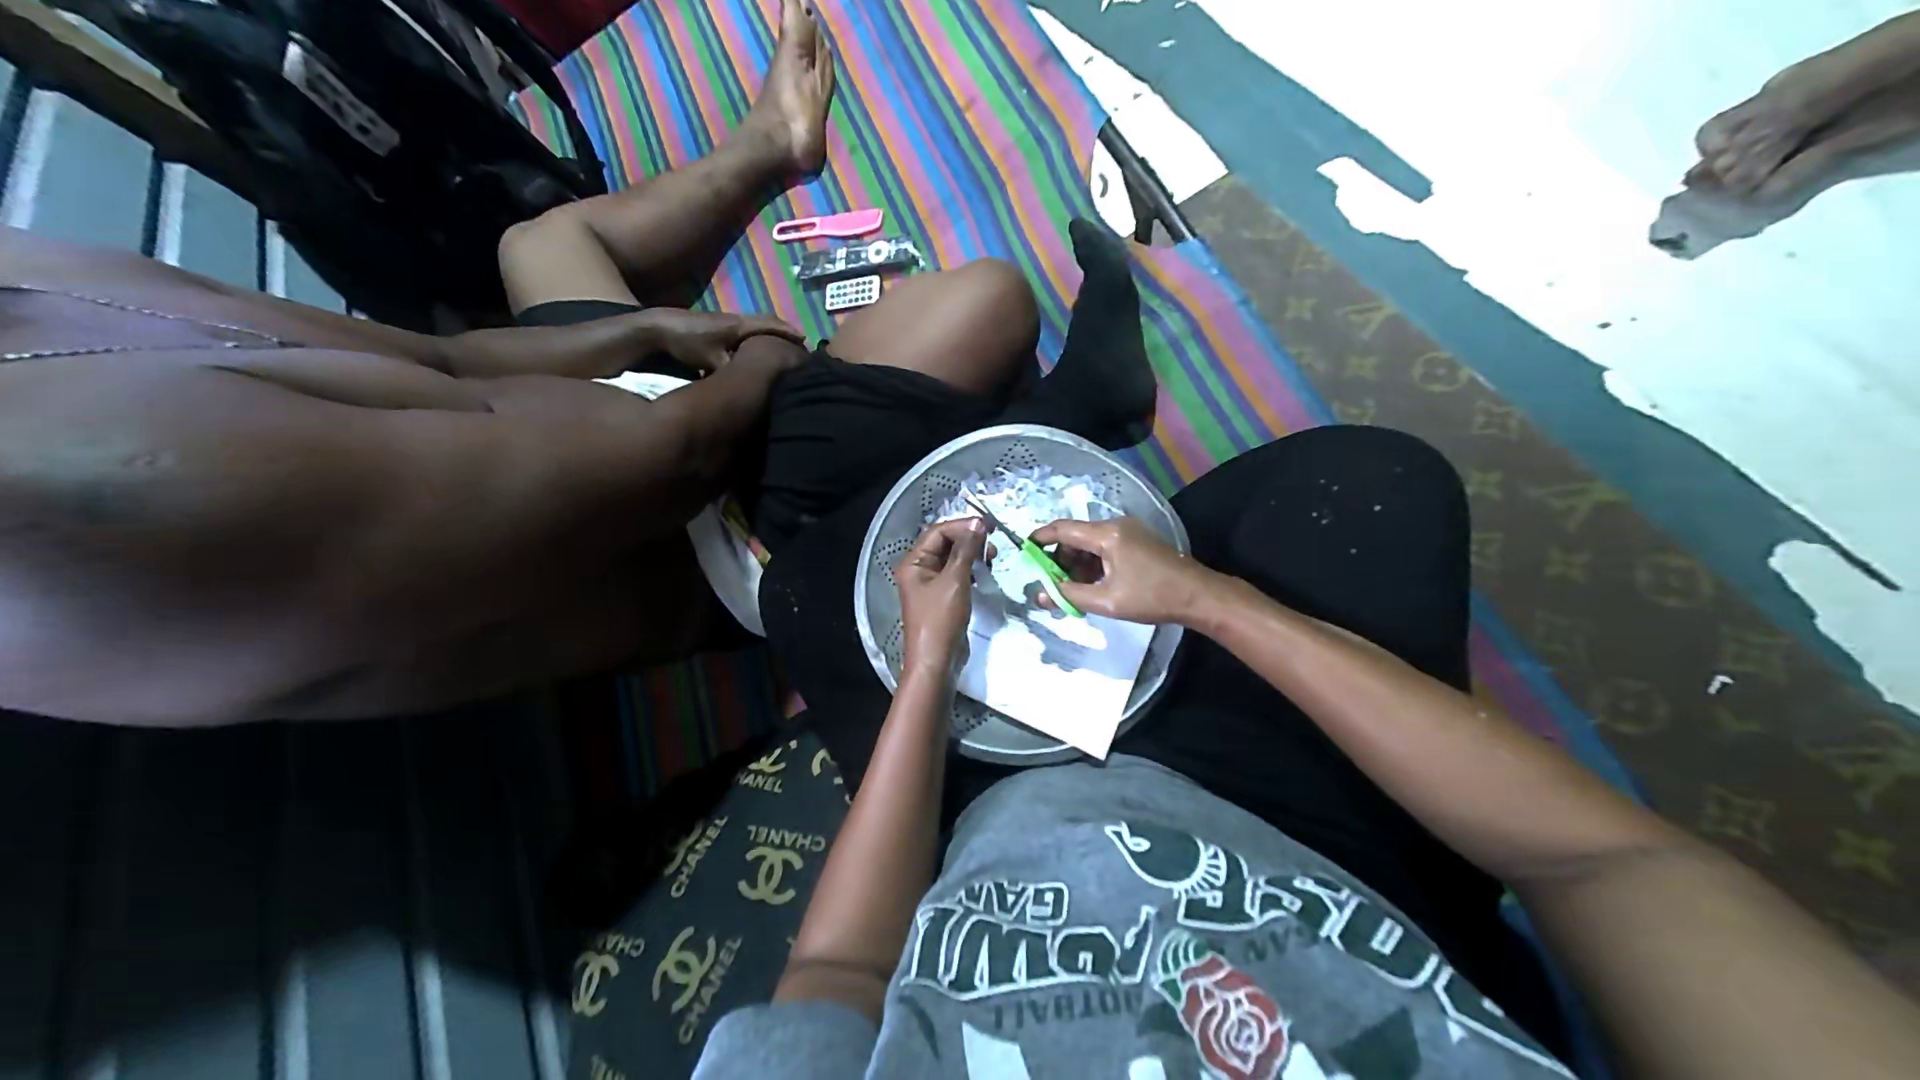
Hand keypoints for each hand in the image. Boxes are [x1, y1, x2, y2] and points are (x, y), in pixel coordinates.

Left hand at [641, 309, 803, 373]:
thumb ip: (734, 370)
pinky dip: (759, 336)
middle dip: (785, 332)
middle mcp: (737, 320)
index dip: (789, 333)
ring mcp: (728, 322)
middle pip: (767, 323)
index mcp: (739, 326)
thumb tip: (753, 384)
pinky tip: (760, 349)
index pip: (770, 326)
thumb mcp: (713, 360)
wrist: (661, 328)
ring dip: (772, 334)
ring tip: (786, 347)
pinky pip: (747, 330)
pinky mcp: (720, 328)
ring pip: (757, 326)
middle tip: (801, 345)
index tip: (805, 341)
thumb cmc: (688, 342)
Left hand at [896, 518, 987, 676]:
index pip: (938, 532)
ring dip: (972, 554)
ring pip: (953, 558)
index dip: (962, 526)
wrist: (937, 661)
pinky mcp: (943, 597)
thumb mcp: (954, 581)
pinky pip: (957, 574)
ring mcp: (931, 584)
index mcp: (914, 562)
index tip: (989, 526)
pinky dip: (971, 569)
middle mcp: (919, 569)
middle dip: (969, 539)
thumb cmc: (940, 619)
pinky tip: (985, 572)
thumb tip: (978, 523)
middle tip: (993, 542)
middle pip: (945, 543)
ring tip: (992, 557)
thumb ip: (966, 550)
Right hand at [1028, 517, 1218, 624]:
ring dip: (1076, 564)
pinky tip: (1092, 585)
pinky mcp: (1137, 541)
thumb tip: (1041, 595)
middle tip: (1051, 584)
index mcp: (1107, 534)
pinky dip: (1093, 564)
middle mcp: (1115, 525)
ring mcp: (1128, 532)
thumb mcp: (1107, 600)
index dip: (1040, 539)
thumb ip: (1070, 595)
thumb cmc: (1152, 597)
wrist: (1199, 596)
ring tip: (1072, 590)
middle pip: (1075, 536)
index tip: (1024, 551)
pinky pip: (1105, 547)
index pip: (1062, 529)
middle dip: (1059, 559)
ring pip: (1090, 543)